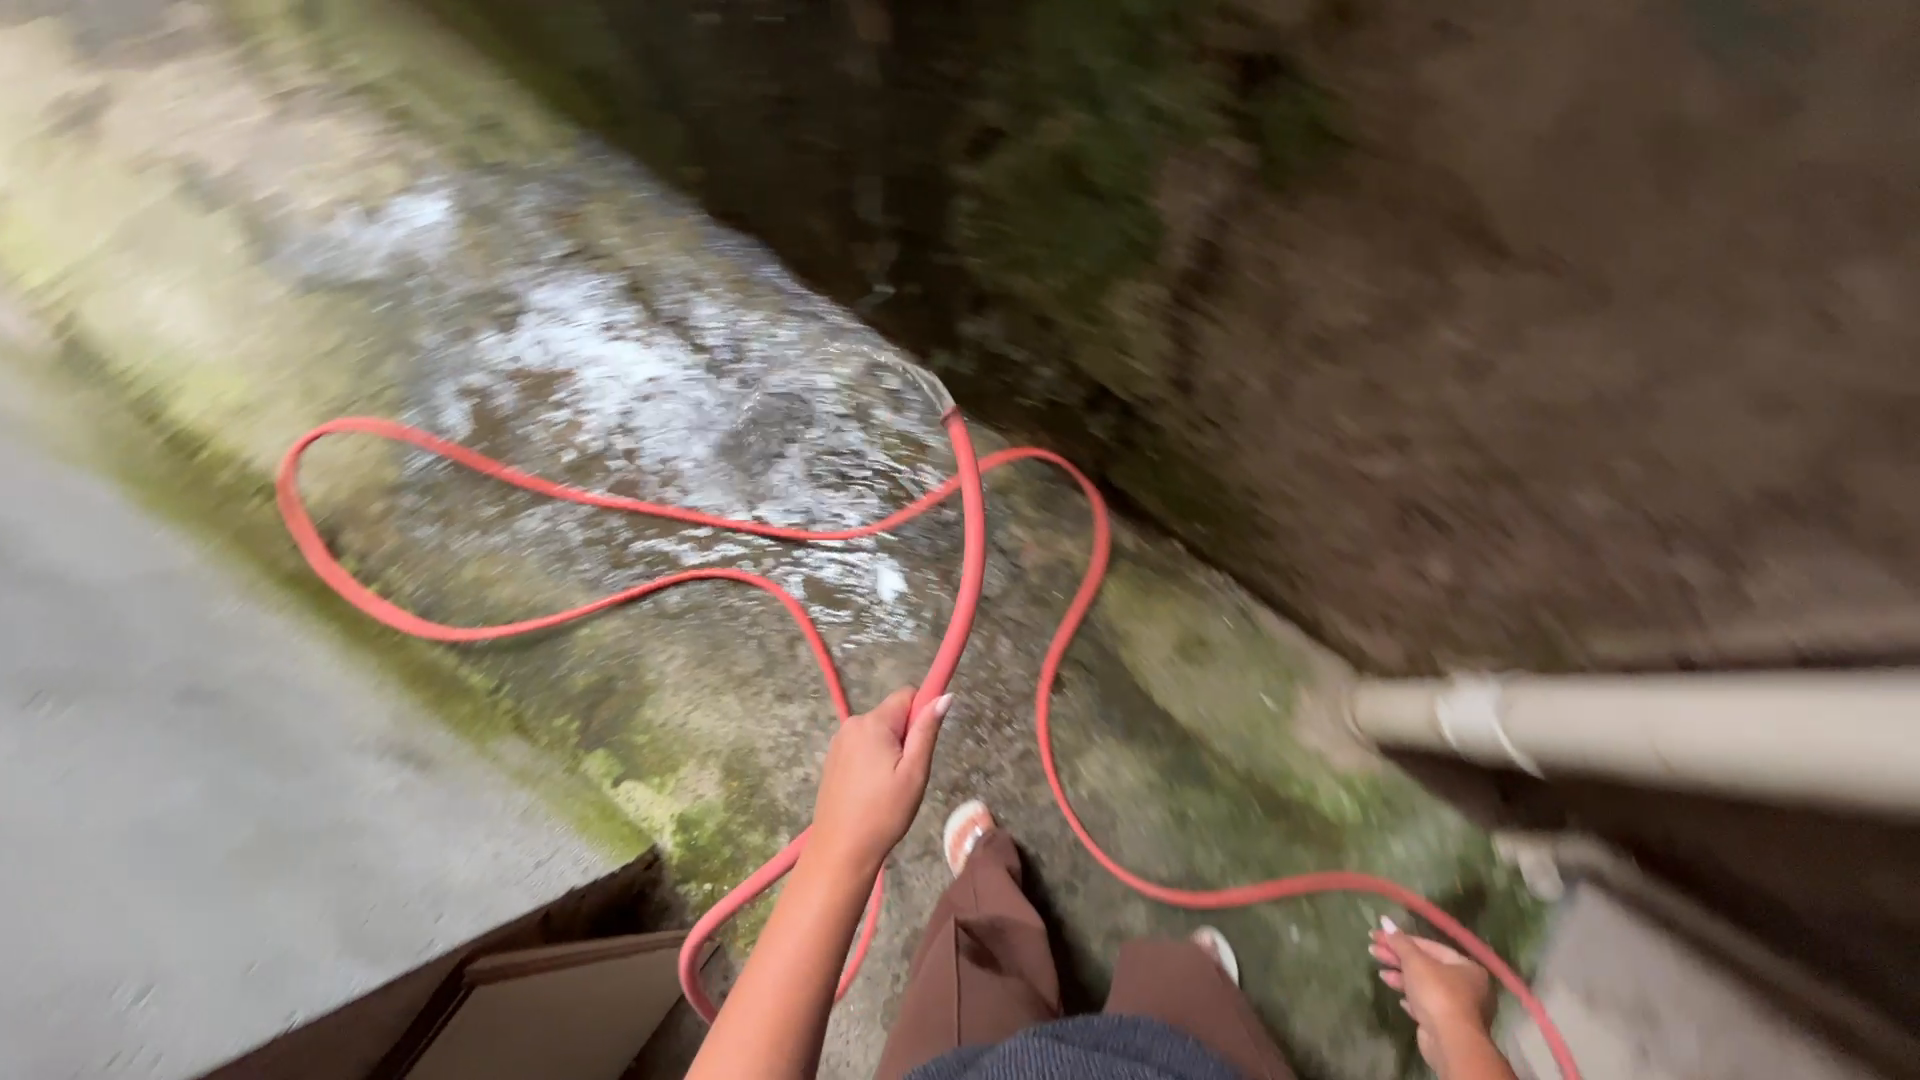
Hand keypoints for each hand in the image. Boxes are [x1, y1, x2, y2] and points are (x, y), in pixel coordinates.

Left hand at [808, 686, 951, 871]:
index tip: (924, 742)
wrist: (840, 850)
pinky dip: (873, 760)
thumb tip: (944, 696)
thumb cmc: (884, 812)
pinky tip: (873, 790)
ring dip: (890, 750)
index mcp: (873, 723)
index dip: (922, 713)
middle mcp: (852, 724)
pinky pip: (862, 746)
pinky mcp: (832, 759)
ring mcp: (838, 742)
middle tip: (908, 773)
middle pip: (892, 715)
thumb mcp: (914, 772)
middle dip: (906, 736)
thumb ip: (927, 731)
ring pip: (878, 732)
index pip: (907, 695)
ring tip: (890, 786)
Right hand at [1371, 918, 1494, 1072]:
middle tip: (1373, 950)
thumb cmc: (1437, 994)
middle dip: (1398, 958)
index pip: (1430, 946)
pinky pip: (1427, 1006)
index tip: (1378, 935)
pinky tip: (1401, 999)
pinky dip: (1412, 999)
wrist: (1450, 1041)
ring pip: (1425, 986)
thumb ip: (1400, 941)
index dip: (1401, 939)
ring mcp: (1459, 1008)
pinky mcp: (1447, 1025)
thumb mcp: (1415, 962)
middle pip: (1426, 965)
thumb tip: (1384, 919)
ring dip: (1401, 978)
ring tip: (1381, 974)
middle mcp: (1468, 987)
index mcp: (1467, 967)